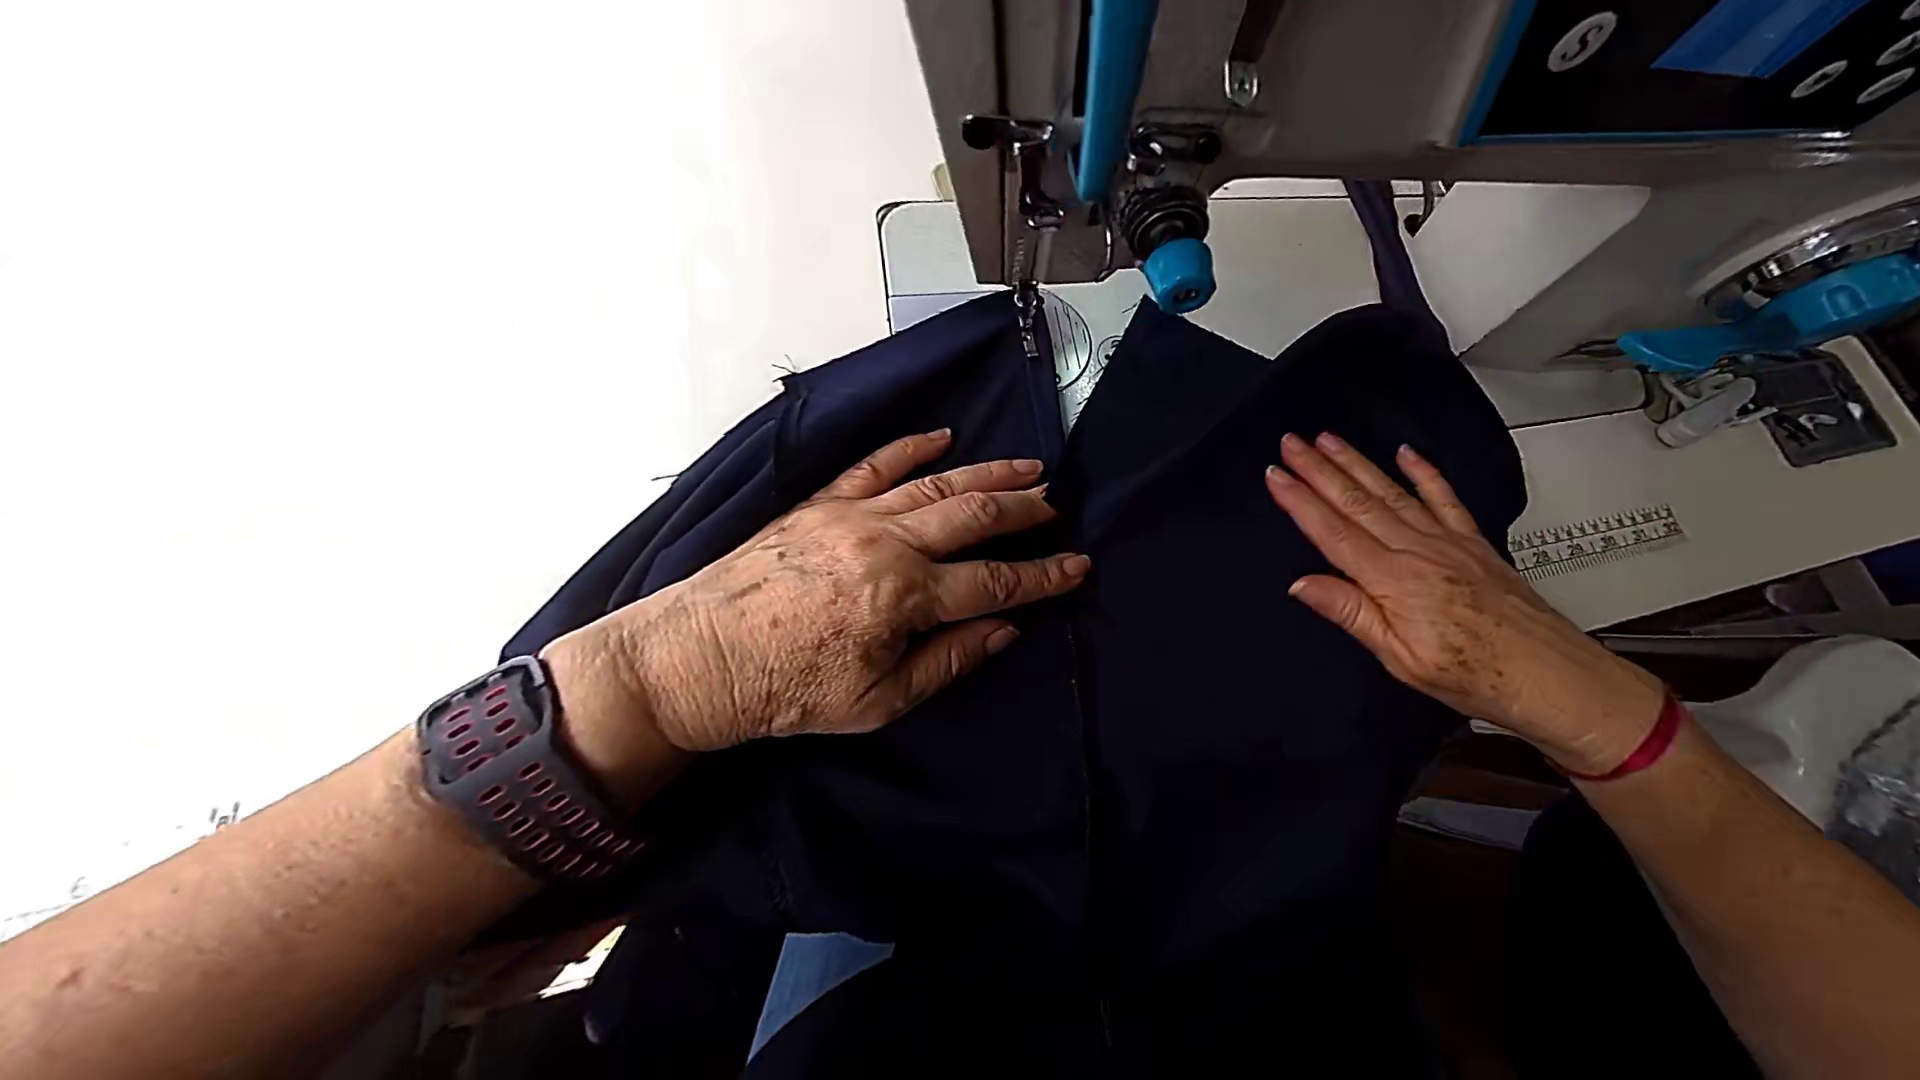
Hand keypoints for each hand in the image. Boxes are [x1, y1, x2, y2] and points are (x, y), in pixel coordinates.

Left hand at [546, 429, 1089, 790]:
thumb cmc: (787, 691)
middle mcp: (885, 544)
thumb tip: (1004, 628)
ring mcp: (851, 515)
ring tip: (1026, 468)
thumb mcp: (877, 702)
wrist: (701, 658)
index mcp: (903, 598)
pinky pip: (875, 464)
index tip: (1077, 565)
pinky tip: (942, 437)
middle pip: (973, 516)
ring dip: (987, 473)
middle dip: (1023, 511)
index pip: (995, 582)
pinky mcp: (821, 503)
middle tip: (1056, 506)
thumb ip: (947, 661)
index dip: (1043, 576)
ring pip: (936, 483)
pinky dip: (912, 448)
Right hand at [1264, 432, 1665, 774]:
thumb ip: (1349, 612)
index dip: (1299, 500)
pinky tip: (1406, 454)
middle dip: (1319, 469)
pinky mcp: (1473, 544)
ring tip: (1329, 441)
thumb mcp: (1399, 658)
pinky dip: (1424, 473)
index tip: (1276, 476)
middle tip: (1292, 443)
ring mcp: (1448, 543)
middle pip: (1356, 502)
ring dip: (1356, 463)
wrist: (1554, 679)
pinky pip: (1444, 499)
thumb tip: (1302, 585)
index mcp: (1394, 581)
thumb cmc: (1476, 675)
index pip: (1333, 532)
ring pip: (1391, 492)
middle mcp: (1419, 552)